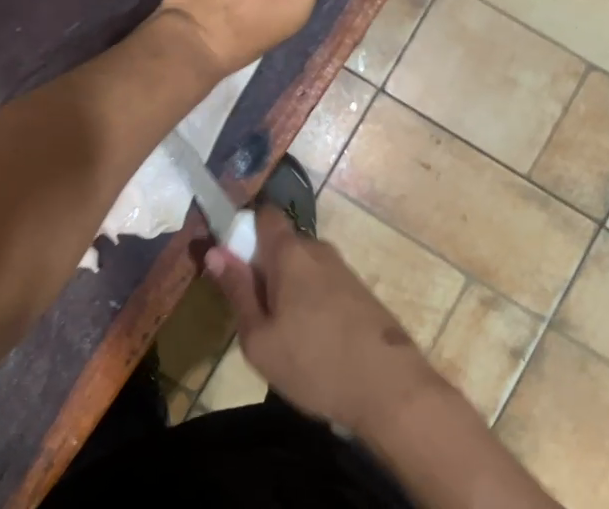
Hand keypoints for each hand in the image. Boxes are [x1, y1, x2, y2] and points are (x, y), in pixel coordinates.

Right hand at [205, 206, 439, 434]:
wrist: (395, 393)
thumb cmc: (315, 364)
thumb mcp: (259, 338)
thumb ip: (236, 291)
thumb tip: (214, 251)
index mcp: (290, 253)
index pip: (265, 215)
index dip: (245, 230)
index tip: (233, 261)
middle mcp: (320, 252)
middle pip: (284, 244)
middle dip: (266, 267)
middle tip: (255, 310)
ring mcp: (346, 273)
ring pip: (306, 268)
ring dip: (290, 289)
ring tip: (285, 334)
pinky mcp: (364, 296)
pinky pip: (325, 286)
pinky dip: (313, 303)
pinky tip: (314, 342)